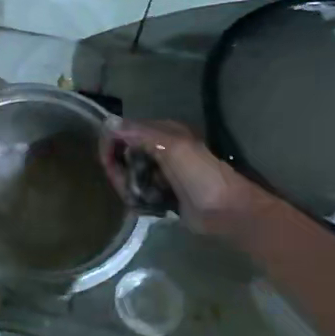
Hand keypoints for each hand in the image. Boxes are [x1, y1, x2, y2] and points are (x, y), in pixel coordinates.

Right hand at [103, 120, 281, 237]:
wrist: (227, 212)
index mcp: (162, 132)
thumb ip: (141, 134)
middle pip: (122, 154)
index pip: (123, 131)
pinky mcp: (161, 192)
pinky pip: (137, 192)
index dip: (111, 144)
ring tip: (139, 199)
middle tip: (126, 186)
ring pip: (128, 175)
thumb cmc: (201, 176)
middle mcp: (158, 148)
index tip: (107, 162)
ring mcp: (159, 171)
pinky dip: (136, 199)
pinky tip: (143, 207)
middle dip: (118, 170)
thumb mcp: (173, 148)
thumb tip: (108, 123)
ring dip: (127, 187)